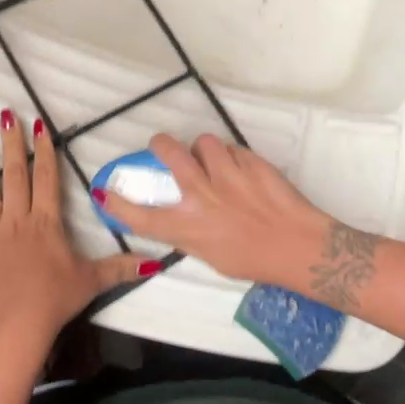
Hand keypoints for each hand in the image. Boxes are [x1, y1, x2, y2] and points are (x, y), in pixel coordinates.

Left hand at [0, 109, 155, 346]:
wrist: (15, 323)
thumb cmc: (54, 300)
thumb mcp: (92, 281)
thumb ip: (121, 268)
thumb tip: (155, 261)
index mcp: (47, 222)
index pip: (45, 178)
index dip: (43, 150)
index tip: (38, 125)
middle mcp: (18, 219)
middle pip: (15, 174)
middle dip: (12, 143)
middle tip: (6, 116)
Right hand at [95, 133, 339, 293]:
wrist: (298, 247)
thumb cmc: (254, 261)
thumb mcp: (211, 256)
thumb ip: (191, 233)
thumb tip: (181, 218)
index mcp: (187, 227)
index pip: (139, 214)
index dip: (116, 203)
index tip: (105, 192)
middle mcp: (200, 196)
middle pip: (168, 151)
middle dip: (161, 144)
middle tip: (165, 148)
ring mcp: (226, 174)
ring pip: (204, 141)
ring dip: (205, 150)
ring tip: (215, 161)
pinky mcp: (250, 162)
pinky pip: (233, 149)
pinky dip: (233, 158)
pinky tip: (242, 172)